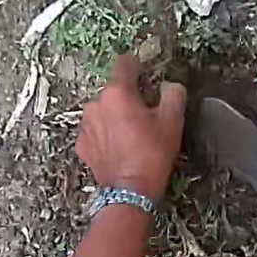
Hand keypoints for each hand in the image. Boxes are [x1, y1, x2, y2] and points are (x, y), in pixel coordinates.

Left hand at [75, 52, 186, 200]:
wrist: (130, 193)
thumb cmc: (152, 156)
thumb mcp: (173, 121)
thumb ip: (173, 93)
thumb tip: (169, 86)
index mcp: (117, 93)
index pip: (125, 62)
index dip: (138, 65)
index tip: (146, 75)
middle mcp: (96, 104)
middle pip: (114, 90)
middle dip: (129, 97)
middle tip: (146, 116)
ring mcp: (86, 125)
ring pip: (103, 110)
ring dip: (115, 116)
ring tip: (132, 135)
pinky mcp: (82, 145)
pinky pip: (96, 131)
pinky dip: (106, 135)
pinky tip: (120, 148)